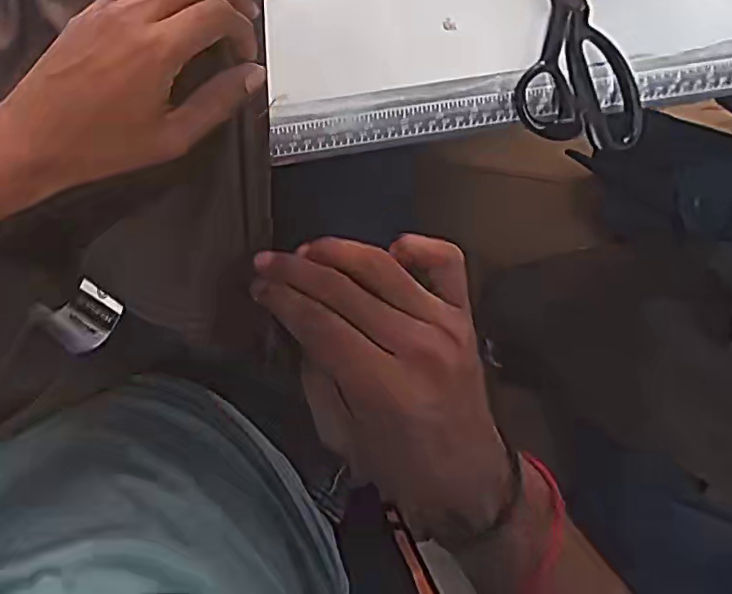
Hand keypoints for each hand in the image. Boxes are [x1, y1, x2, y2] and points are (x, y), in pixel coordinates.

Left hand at [0, 0, 264, 219]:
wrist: (29, 139)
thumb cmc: (93, 146)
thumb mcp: (169, 138)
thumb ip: (217, 102)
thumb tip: (250, 76)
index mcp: (157, 48)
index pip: (218, 11)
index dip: (242, 27)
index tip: (244, 50)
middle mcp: (133, 16)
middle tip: (242, 15)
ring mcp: (108, 7)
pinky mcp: (90, 9)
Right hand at [252, 235, 512, 542]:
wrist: (473, 485)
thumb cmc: (402, 467)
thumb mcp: (340, 432)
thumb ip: (314, 371)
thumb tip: (293, 317)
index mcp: (386, 389)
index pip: (319, 322)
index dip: (280, 298)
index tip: (258, 288)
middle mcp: (418, 349)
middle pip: (340, 288)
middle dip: (293, 270)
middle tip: (266, 263)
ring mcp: (445, 326)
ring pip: (379, 265)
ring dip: (334, 249)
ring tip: (305, 250)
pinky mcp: (464, 316)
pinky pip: (444, 261)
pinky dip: (415, 245)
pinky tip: (388, 248)